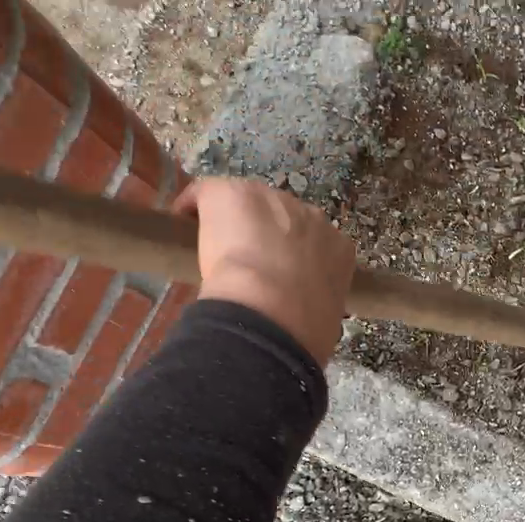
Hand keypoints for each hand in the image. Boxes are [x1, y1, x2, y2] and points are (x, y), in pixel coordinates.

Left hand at [173, 178, 356, 363]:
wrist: (275, 311)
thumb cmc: (308, 325)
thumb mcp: (327, 312)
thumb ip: (318, 297)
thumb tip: (306, 309)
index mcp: (340, 247)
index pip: (315, 242)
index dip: (295, 255)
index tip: (282, 272)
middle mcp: (311, 215)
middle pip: (283, 216)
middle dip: (267, 234)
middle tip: (250, 262)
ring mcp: (272, 200)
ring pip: (248, 204)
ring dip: (236, 222)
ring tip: (218, 248)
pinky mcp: (232, 193)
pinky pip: (207, 193)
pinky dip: (194, 207)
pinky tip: (184, 226)